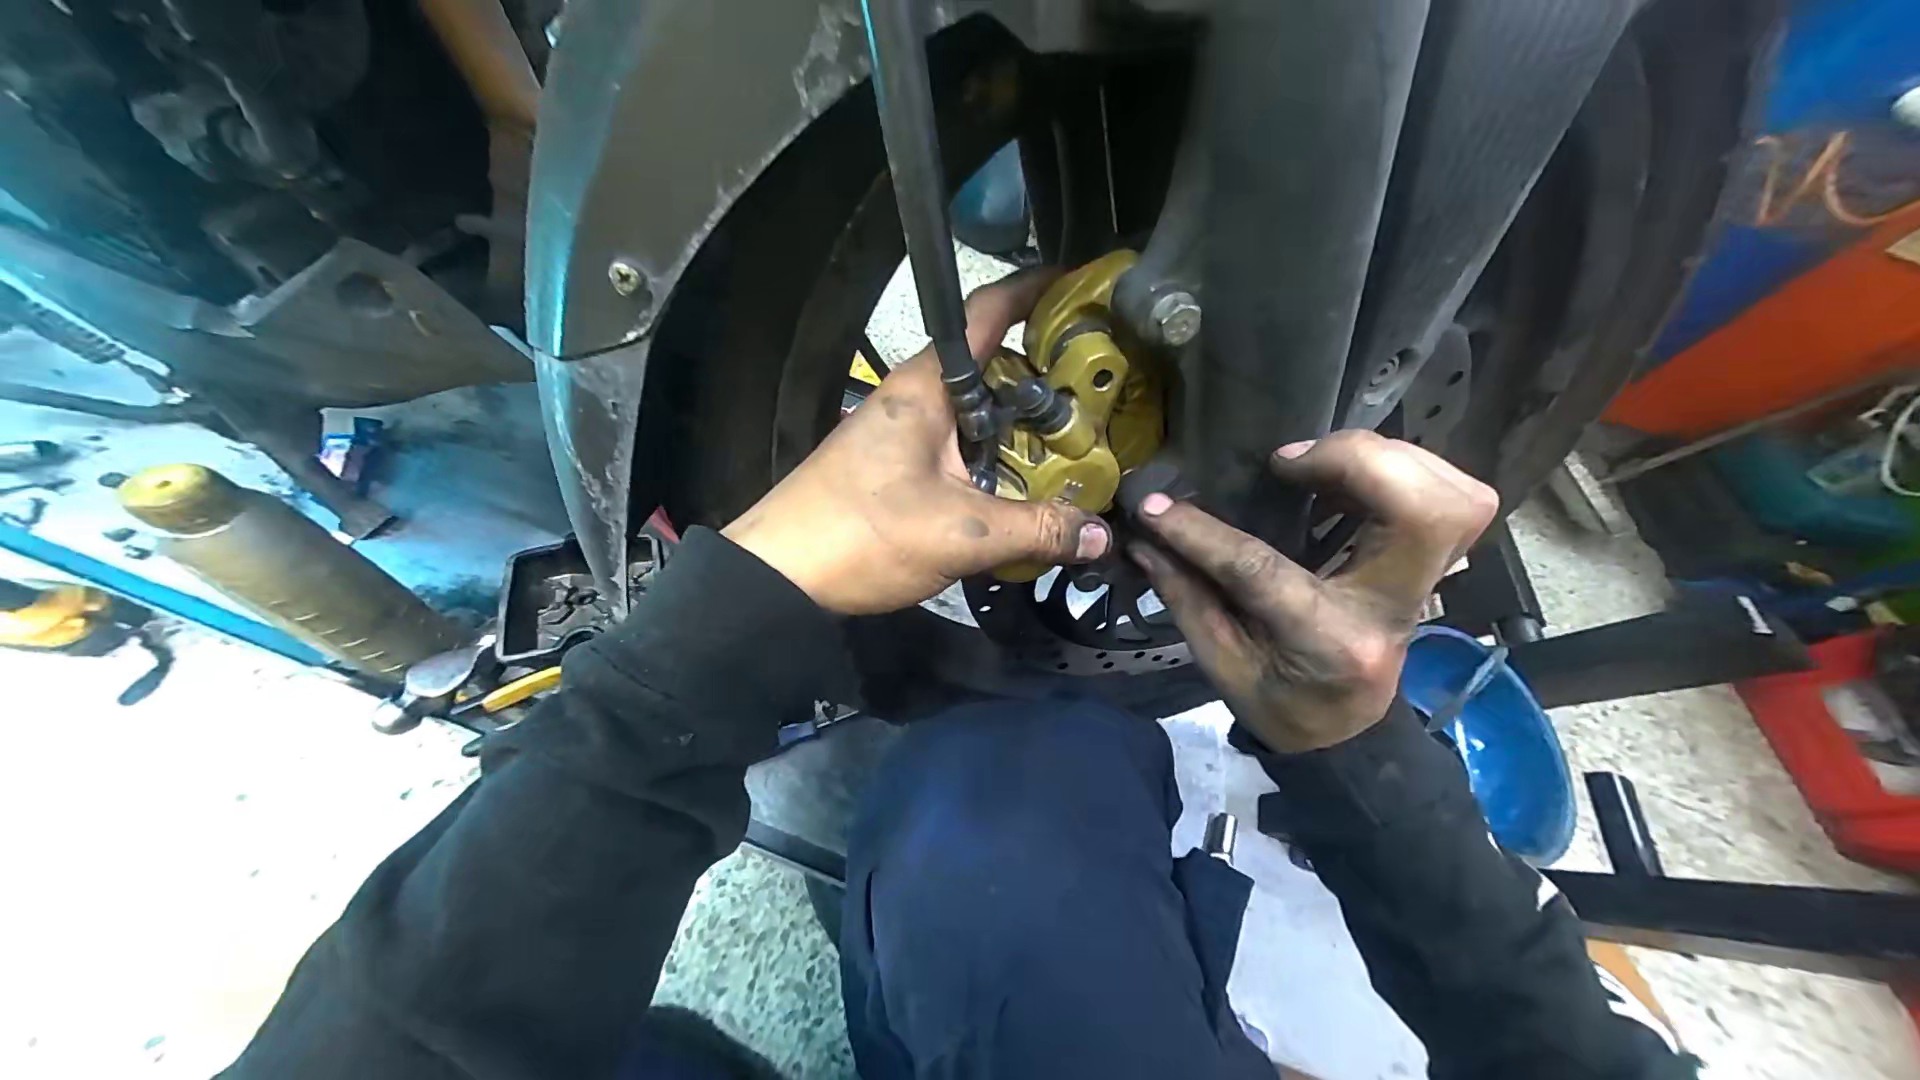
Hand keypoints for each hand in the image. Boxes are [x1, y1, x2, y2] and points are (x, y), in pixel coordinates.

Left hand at [723, 271, 1111, 614]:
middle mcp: (916, 397)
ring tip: (1080, 439)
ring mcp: (905, 430)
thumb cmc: (864, 535)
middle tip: (1103, 389)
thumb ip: (1035, 529)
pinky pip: (961, 444)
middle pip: (992, 365)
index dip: (1036, 290)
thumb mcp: (961, 534)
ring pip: (978, 410)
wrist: (782, 574)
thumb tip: (1101, 534)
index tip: (1082, 287)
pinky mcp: (899, 464)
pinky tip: (1026, 482)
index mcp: (927, 387)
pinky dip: (997, 454)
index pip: (987, 312)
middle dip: (1047, 371)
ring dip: (1023, 421)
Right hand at [1128, 430, 1496, 752]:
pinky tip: (1346, 473)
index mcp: (1327, 642)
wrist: (1346, 732)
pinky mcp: (1430, 567)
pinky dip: (1404, 469)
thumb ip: (1183, 595)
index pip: (1263, 570)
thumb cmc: (1278, 703)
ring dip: (1390, 459)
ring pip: (1456, 498)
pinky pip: (1452, 498)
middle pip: (1424, 511)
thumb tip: (1143, 537)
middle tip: (1285, 460)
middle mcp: (1391, 608)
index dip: (1200, 533)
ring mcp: (1425, 587)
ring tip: (1318, 460)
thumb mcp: (1219, 662)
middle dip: (1356, 461)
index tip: (1156, 508)